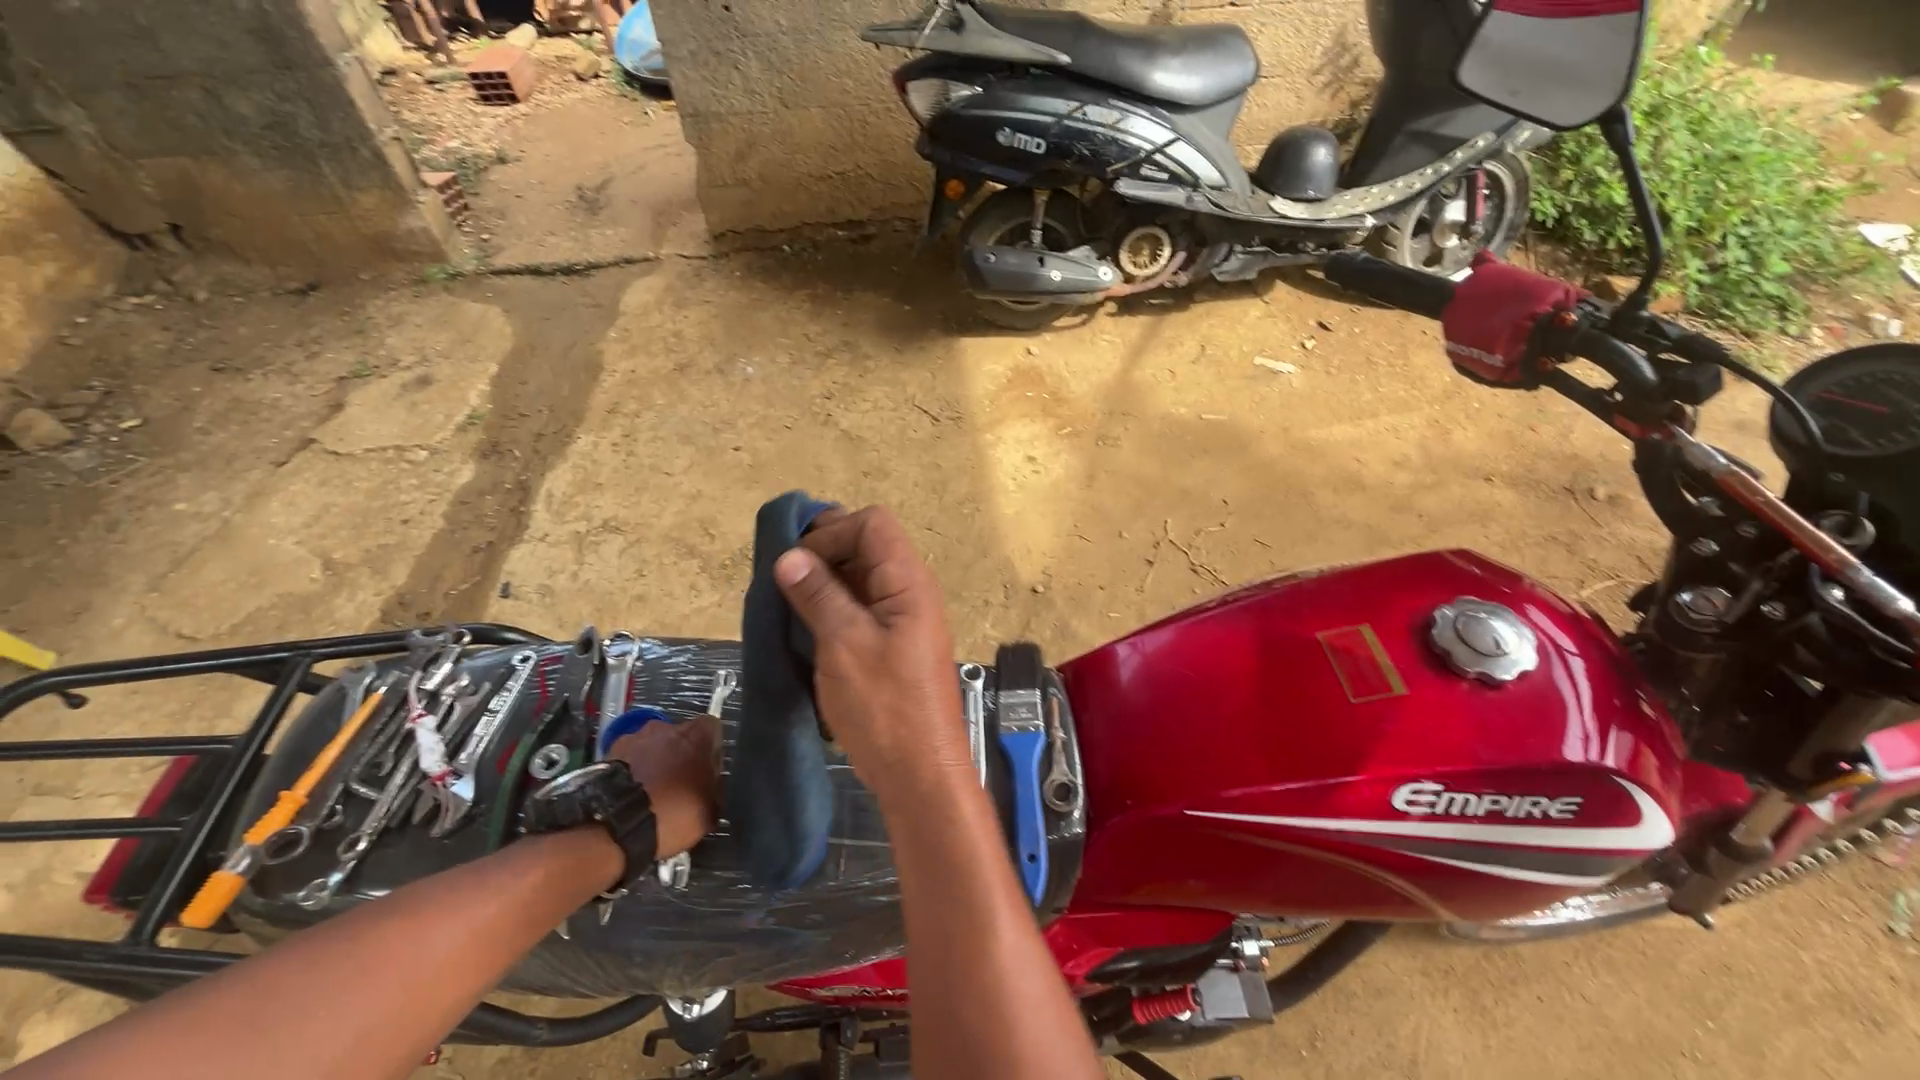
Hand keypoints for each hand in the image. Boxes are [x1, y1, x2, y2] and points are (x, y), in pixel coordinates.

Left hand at [605, 715, 720, 857]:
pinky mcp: (607, 754)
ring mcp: (633, 738)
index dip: (712, 750)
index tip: (708, 771)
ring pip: (651, 747)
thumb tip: (711, 787)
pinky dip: (631, 773)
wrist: (612, 826)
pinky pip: (628, 760)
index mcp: (695, 735)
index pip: (712, 728)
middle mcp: (665, 728)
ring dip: (653, 763)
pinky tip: (630, 797)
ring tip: (649, 794)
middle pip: (679, 736)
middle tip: (679, 786)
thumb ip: (714, 789)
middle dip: (680, 756)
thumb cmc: (672, 814)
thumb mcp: (709, 811)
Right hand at [774, 505, 970, 800]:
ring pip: (859, 581)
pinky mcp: (891, 647)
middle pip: (866, 547)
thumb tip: (789, 556)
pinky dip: (830, 611)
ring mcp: (902, 621)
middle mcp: (910, 592)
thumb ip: (818, 595)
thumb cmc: (885, 707)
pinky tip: (802, 630)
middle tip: (781, 582)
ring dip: (822, 586)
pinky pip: (859, 611)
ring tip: (785, 607)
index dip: (831, 533)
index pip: (872, 523)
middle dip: (822, 556)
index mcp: (908, 582)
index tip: (795, 565)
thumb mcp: (844, 644)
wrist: (919, 772)